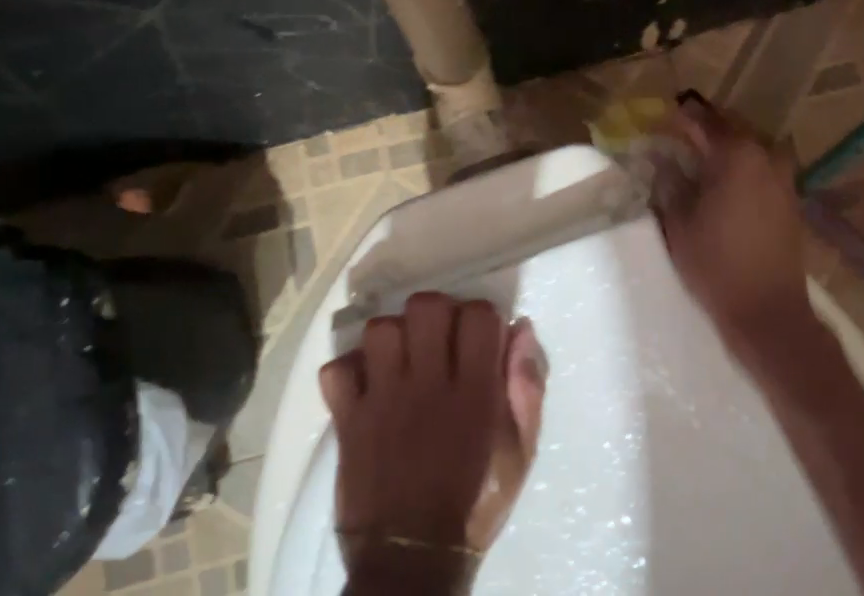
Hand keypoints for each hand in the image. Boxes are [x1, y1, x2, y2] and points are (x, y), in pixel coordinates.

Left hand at [319, 294, 547, 585]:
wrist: (413, 557)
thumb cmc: (475, 501)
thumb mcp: (520, 452)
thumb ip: (526, 388)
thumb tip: (521, 329)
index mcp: (476, 390)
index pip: (479, 314)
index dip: (481, 317)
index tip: (481, 338)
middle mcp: (428, 383)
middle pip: (426, 306)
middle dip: (436, 313)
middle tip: (439, 340)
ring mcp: (382, 399)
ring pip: (380, 329)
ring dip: (392, 337)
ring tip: (401, 360)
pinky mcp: (347, 419)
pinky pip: (337, 368)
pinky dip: (349, 369)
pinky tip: (366, 384)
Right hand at [651, 102, 820, 367]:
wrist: (768, 310)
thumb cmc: (716, 265)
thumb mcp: (678, 222)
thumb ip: (668, 182)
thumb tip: (660, 158)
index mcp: (736, 154)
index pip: (702, 120)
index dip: (678, 117)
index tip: (658, 120)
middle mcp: (765, 155)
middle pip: (730, 127)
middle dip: (704, 128)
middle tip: (676, 137)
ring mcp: (783, 177)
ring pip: (750, 145)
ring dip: (725, 146)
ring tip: (699, 159)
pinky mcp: (790, 198)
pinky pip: (762, 166)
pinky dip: (742, 165)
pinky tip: (723, 183)